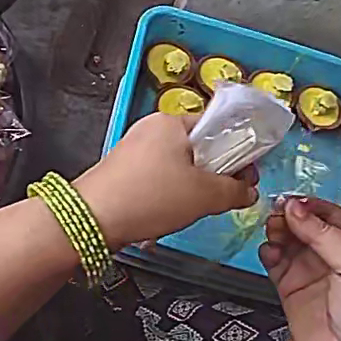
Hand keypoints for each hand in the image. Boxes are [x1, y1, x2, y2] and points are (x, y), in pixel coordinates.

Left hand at [75, 112, 258, 247]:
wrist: (93, 219)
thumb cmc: (149, 197)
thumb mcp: (205, 195)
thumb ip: (235, 190)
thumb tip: (248, 191)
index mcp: (170, 121)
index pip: (216, 128)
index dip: (236, 153)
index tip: (245, 177)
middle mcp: (150, 130)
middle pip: (197, 149)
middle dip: (212, 175)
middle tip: (220, 198)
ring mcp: (133, 151)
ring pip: (176, 168)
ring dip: (190, 189)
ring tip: (191, 210)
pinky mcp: (121, 172)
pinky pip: (156, 180)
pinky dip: (167, 196)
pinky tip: (166, 214)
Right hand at [259, 196, 340, 340]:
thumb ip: (326, 235)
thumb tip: (297, 209)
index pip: (330, 214)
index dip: (310, 206)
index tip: (292, 201)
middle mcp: (333, 256)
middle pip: (305, 224)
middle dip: (290, 216)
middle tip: (278, 213)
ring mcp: (310, 271)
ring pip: (288, 239)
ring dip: (278, 230)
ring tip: (274, 231)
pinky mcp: (290, 288)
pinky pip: (274, 261)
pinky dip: (267, 252)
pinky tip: (269, 251)